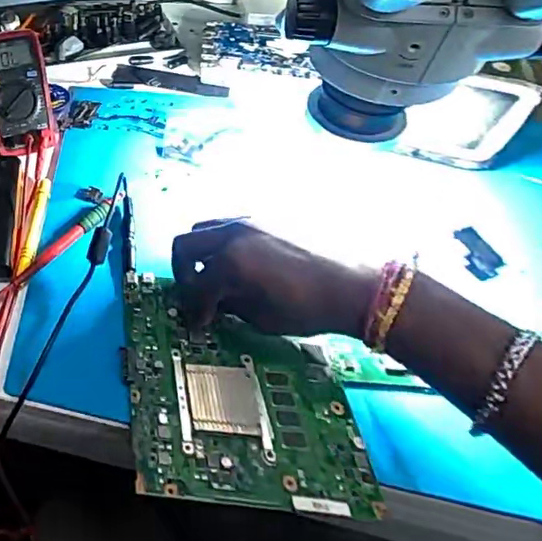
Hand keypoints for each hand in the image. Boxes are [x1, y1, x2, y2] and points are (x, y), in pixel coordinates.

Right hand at [170, 220, 373, 337]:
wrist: (357, 286)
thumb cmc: (312, 309)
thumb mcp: (263, 318)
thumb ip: (230, 306)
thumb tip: (214, 303)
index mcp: (229, 262)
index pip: (195, 286)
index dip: (194, 309)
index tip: (199, 322)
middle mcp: (231, 235)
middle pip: (184, 245)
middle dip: (184, 272)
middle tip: (195, 292)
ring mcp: (246, 221)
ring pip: (203, 229)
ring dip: (201, 253)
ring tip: (214, 274)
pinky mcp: (262, 218)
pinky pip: (228, 227)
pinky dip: (223, 244)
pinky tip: (241, 264)